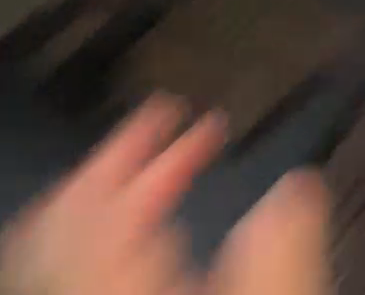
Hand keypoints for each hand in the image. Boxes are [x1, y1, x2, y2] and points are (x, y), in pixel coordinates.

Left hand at [1, 97, 330, 294]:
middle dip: (112, 170)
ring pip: (47, 258)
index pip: (96, 207)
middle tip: (172, 128)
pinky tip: (141, 242)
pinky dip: (94, 244)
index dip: (132, 151)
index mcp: (118, 286)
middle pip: (54, 230)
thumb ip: (283, 248)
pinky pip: (61, 281)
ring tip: (154, 175)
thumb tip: (291, 184)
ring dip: (100, 204)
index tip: (182, 111)